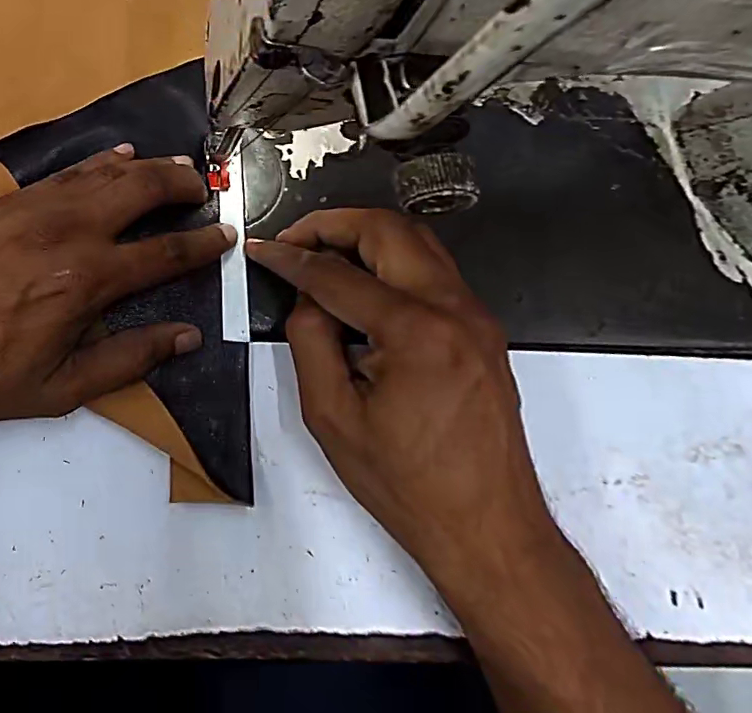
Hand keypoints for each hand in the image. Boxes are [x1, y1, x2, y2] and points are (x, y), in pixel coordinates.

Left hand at [0, 144, 233, 429]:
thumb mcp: (57, 388)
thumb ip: (128, 357)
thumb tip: (186, 336)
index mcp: (86, 279)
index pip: (164, 253)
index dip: (202, 244)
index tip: (226, 234)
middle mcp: (68, 230)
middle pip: (142, 191)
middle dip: (183, 185)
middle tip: (205, 189)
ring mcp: (36, 207)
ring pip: (107, 172)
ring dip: (148, 167)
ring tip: (176, 166)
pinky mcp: (9, 201)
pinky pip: (69, 172)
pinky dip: (101, 162)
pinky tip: (116, 156)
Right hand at [246, 209, 555, 573]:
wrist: (488, 528)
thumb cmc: (412, 485)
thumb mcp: (331, 415)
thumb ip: (309, 339)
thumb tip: (307, 296)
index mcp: (416, 333)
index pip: (336, 273)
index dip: (289, 256)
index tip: (264, 250)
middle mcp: (454, 311)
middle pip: (386, 229)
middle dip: (331, 224)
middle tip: (294, 239)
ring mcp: (475, 316)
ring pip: (414, 239)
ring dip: (363, 235)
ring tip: (322, 254)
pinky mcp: (481, 328)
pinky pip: (431, 268)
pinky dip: (390, 259)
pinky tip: (361, 284)